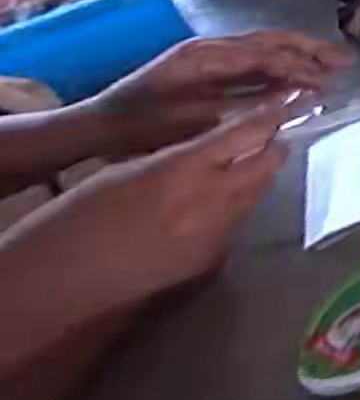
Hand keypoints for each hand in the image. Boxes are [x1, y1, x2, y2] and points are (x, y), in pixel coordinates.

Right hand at [2, 104, 288, 323]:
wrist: (36, 293)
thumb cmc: (66, 224)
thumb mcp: (123, 173)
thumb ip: (184, 152)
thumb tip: (230, 136)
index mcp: (181, 170)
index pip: (252, 130)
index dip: (271, 116)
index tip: (283, 106)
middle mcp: (211, 197)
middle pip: (273, 158)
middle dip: (269, 147)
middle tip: (254, 146)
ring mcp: (218, 229)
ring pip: (262, 189)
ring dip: (253, 180)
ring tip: (226, 180)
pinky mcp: (214, 256)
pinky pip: (241, 221)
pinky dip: (233, 211)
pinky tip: (206, 215)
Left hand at [86, 31, 349, 154]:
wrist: (92, 125)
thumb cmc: (139, 127)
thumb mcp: (190, 121)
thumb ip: (244, 106)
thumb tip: (293, 98)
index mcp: (206, 56)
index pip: (268, 56)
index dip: (301, 69)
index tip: (326, 84)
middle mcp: (215, 45)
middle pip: (277, 39)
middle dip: (315, 50)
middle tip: (347, 61)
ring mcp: (214, 49)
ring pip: (273, 42)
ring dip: (306, 52)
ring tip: (335, 63)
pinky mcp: (216, 58)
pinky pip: (261, 52)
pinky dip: (288, 59)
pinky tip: (304, 71)